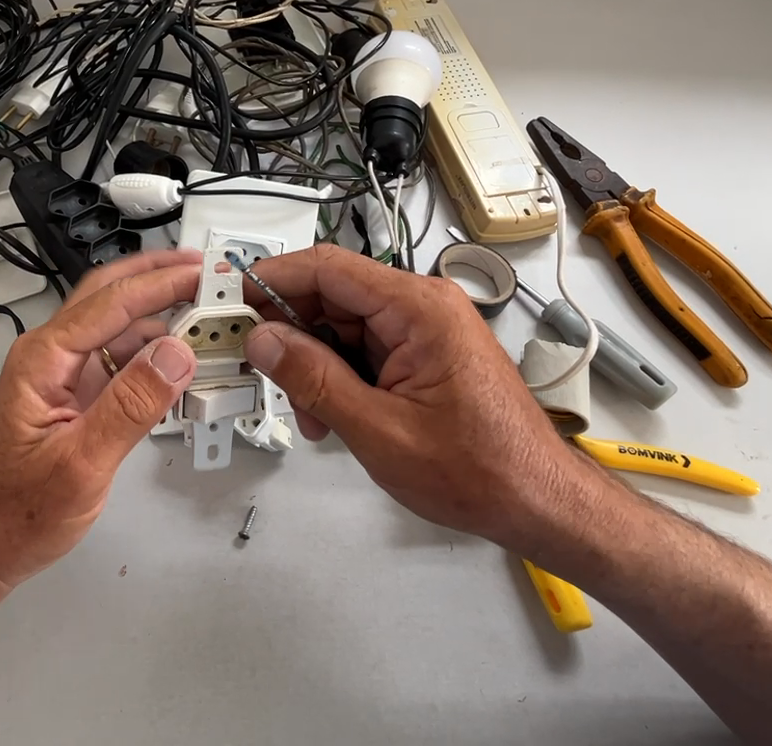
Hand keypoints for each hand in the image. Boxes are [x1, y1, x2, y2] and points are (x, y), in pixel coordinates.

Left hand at [0, 250, 203, 597]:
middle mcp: (49, 357)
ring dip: (157, 314)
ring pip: (114, 327)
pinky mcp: (73, 397)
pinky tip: (178, 357)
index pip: (109, 303)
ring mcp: (61, 375)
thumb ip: (130, 406)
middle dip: (154, 277)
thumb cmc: (14, 515)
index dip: (159, 283)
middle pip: (106, 297)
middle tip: (202, 269)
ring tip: (202, 310)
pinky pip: (116, 359)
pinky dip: (151, 351)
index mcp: (42, 360)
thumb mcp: (80, 465)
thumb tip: (176, 354)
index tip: (201, 273)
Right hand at [242, 245, 591, 548]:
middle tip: (267, 378)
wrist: (541, 504)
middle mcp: (421, 304)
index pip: (327, 267)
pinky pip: (362, 348)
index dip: (272, 278)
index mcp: (418, 307)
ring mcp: (423, 327)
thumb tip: (260, 338)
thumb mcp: (378, 430)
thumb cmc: (474, 472)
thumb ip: (313, 379)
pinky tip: (332, 416)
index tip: (230, 302)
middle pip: (330, 296)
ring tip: (311, 417)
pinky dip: (337, 377)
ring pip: (340, 326)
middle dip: (291, 335)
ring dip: (313, 365)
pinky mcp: (422, 351)